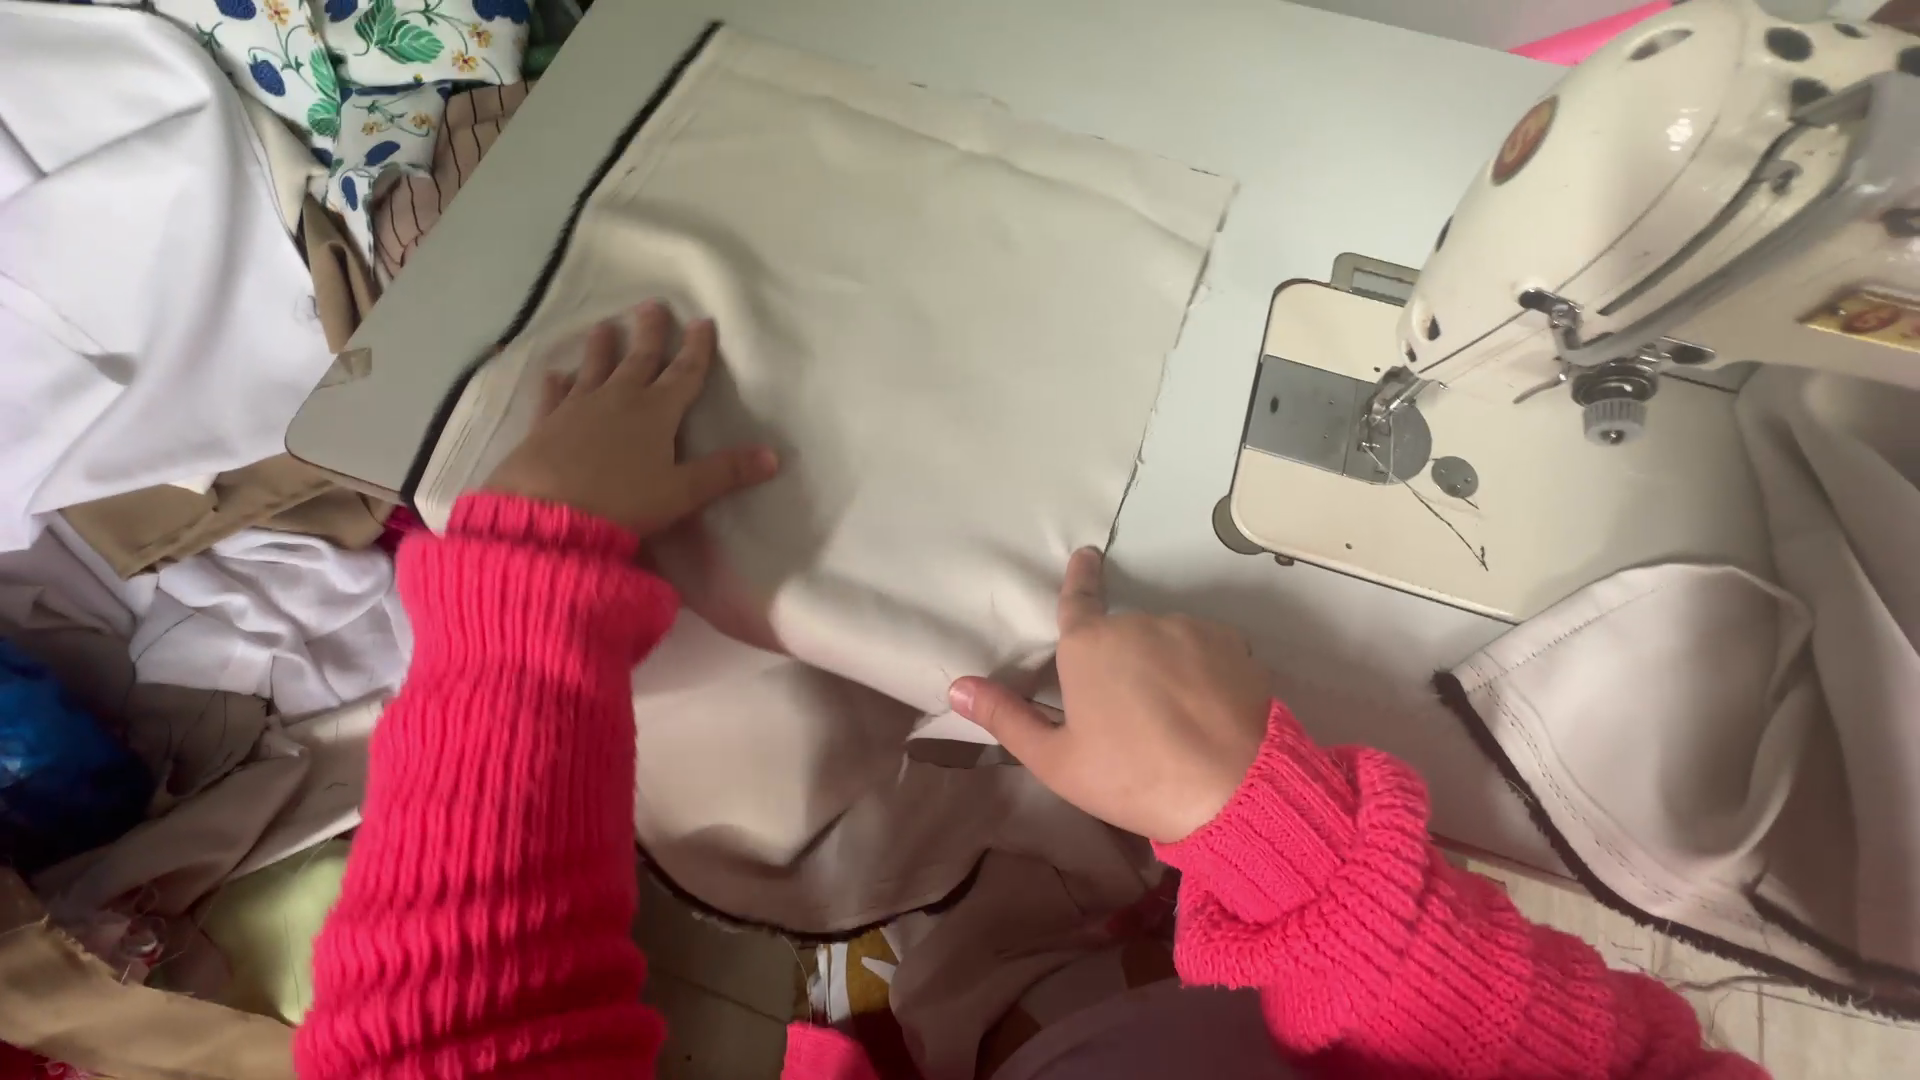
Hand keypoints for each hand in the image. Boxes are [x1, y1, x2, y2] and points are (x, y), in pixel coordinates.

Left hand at [484, 301, 778, 541]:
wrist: (547, 514)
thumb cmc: (624, 501)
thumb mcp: (684, 491)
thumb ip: (726, 472)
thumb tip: (774, 456)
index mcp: (656, 412)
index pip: (684, 374)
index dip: (697, 349)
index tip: (703, 321)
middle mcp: (618, 400)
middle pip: (639, 360)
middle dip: (650, 333)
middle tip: (652, 305)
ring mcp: (577, 409)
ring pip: (594, 369)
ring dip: (602, 347)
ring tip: (604, 326)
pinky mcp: (545, 425)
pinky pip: (553, 396)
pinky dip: (556, 383)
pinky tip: (554, 373)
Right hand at [947, 549, 1270, 843]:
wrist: (1235, 790)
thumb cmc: (1132, 777)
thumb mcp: (1056, 760)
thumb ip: (1005, 717)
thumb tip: (957, 686)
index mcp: (1089, 645)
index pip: (1077, 598)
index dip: (1079, 577)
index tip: (1087, 555)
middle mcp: (1137, 623)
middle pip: (1122, 634)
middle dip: (1122, 661)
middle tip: (1131, 715)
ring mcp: (1189, 629)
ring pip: (1165, 641)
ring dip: (1163, 666)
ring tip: (1174, 720)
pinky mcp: (1232, 644)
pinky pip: (1205, 650)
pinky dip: (1202, 670)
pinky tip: (1208, 710)